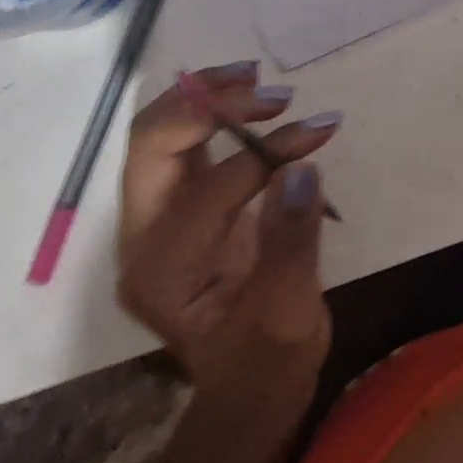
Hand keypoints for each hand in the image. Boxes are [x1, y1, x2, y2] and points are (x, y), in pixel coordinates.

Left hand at [117, 63, 338, 462]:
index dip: (266, 154)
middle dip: (209, 105)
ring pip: (162, 135)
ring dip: (206, 99)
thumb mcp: (288, 311)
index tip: (319, 130)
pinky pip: (185, 146)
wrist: (254, 383)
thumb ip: (290, 239)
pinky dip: (214, 116)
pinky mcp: (181, 209)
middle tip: (271, 91)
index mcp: (162, 270)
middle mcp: (143, 238)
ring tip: (258, 78)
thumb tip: (300, 167)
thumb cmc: (269, 359)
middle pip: (153, 145)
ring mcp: (157, 221)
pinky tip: (251, 100)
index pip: (209, 189)